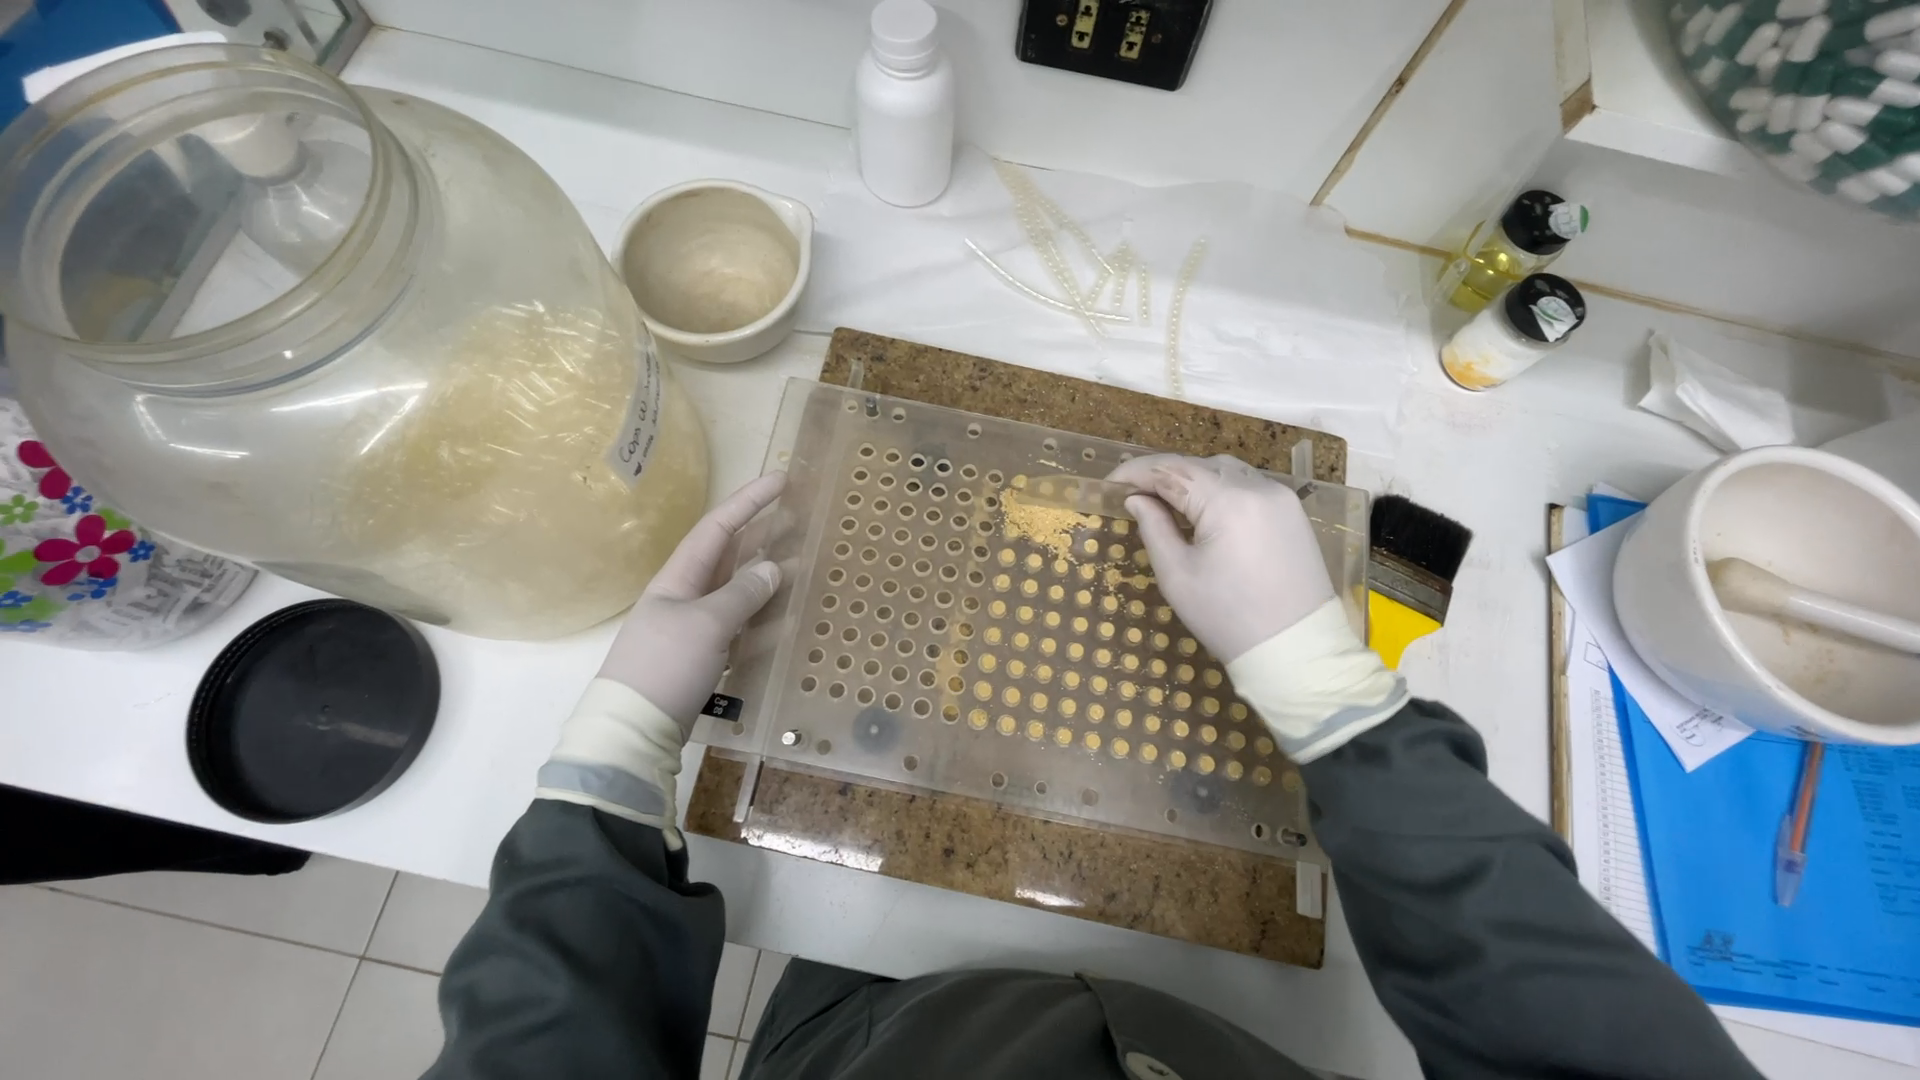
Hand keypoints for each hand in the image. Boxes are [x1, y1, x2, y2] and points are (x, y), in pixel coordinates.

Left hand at [538, 473, 786, 835]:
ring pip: (736, 590)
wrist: (634, 730)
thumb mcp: (707, 624)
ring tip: (799, 562)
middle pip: (728, 555)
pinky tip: (785, 616)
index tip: (782, 480)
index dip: (750, 501)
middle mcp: (686, 595)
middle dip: (760, 533)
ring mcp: (694, 627)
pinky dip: (763, 616)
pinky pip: (740, 625)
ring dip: (765, 575)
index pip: (718, 527)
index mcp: (679, 577)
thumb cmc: (665, 666)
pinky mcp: (703, 657)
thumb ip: (742, 594)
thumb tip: (774, 568)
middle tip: (797, 516)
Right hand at [1108, 454, 1405, 763]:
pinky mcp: (1293, 512)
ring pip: (1225, 471)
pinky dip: (1219, 490)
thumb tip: (1136, 499)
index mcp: (1228, 502)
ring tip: (1164, 500)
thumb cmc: (1227, 618)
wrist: (1296, 650)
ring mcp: (1281, 497)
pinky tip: (1202, 510)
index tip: (1108, 481)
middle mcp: (1258, 487)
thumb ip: (1154, 527)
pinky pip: (1248, 486)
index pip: (1172, 470)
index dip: (1136, 471)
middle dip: (1163, 474)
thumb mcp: (1177, 575)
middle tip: (1132, 492)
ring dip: (1192, 479)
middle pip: (1199, 466)